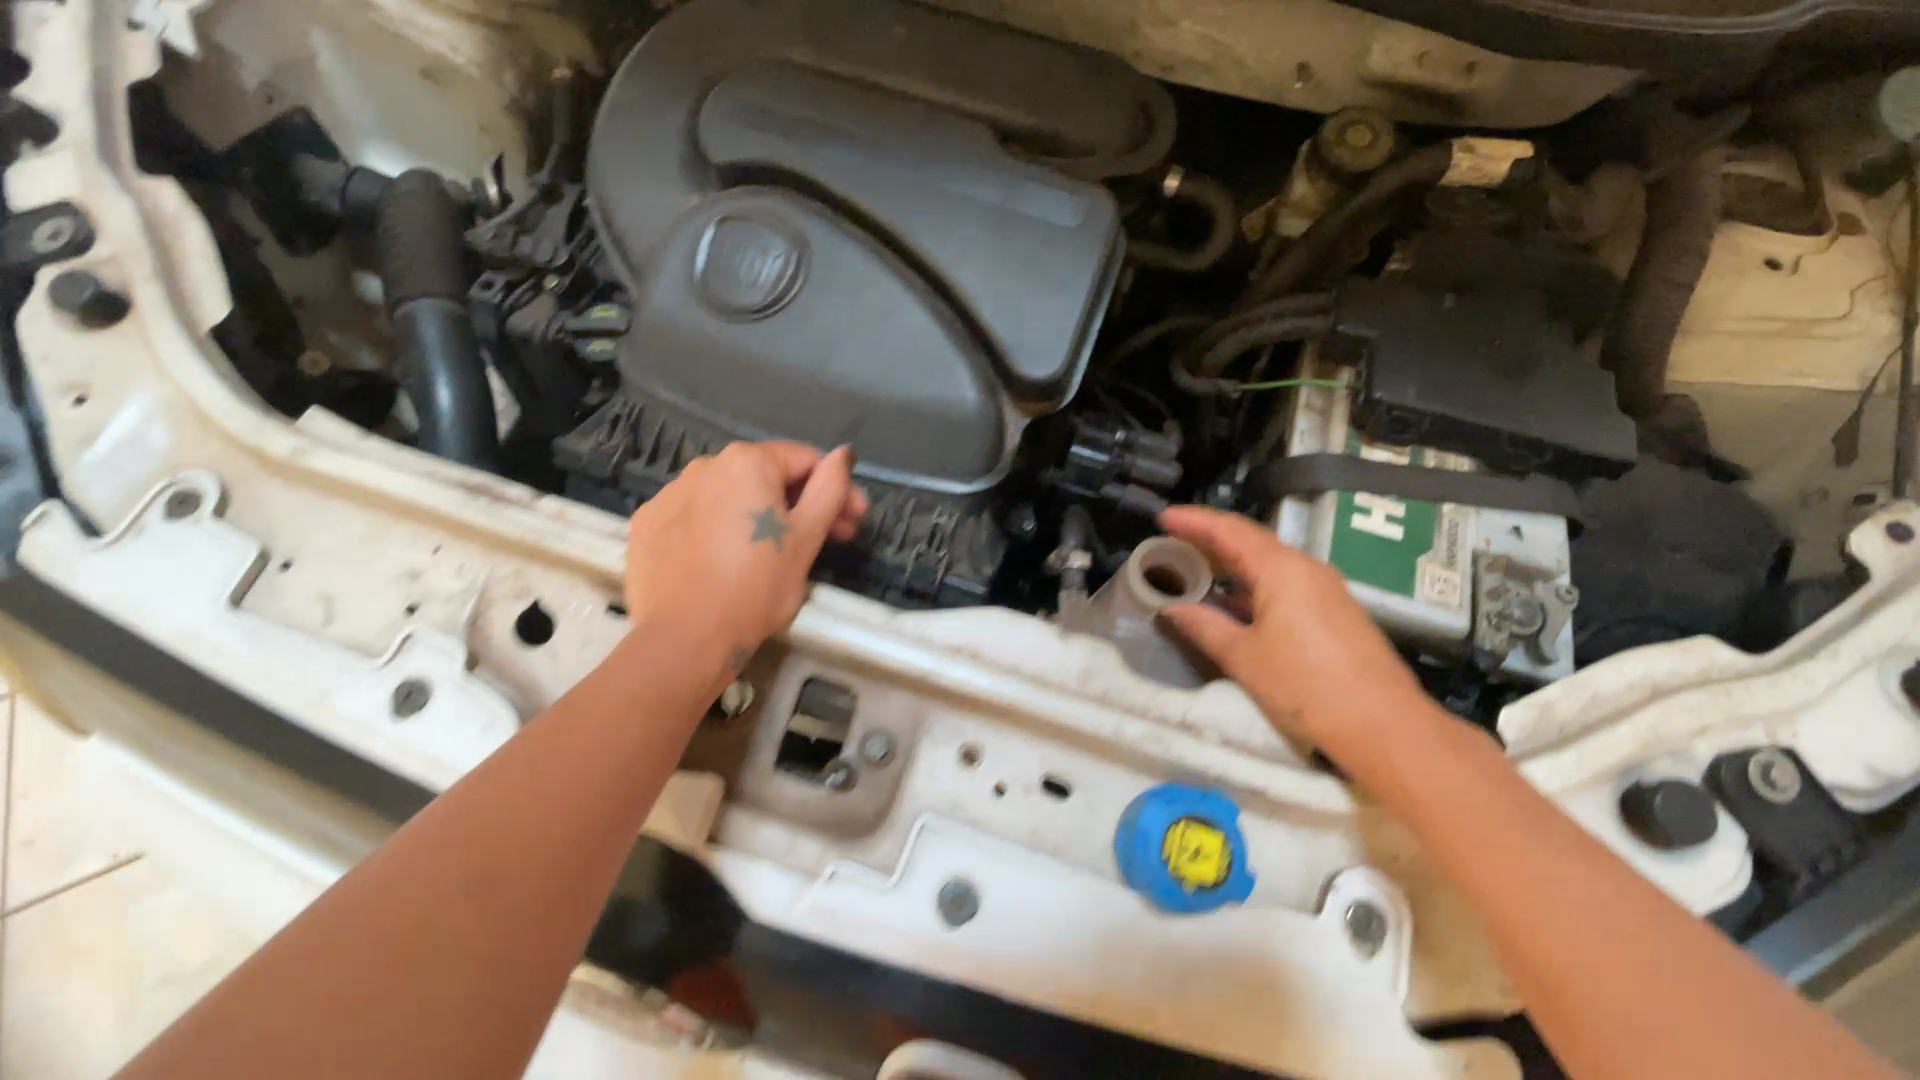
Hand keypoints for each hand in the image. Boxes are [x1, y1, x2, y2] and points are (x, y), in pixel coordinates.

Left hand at [623, 441, 867, 686]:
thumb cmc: (757, 586)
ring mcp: (669, 494)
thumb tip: (844, 453)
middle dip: (799, 504)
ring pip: (727, 496)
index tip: (853, 522)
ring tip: (771, 554)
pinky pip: (694, 517)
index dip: (837, 489)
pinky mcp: (646, 525)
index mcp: (748, 462)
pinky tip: (725, 561)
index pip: (805, 460)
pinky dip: (716, 530)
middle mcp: (704, 465)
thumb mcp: (806, 539)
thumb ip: (829, 489)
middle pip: (764, 476)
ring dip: (757, 515)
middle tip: (827, 540)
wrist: (685, 638)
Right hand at [1157, 505, 1434, 753]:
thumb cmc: (1306, 686)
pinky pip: (1285, 585)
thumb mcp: (1244, 658)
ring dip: (1231, 566)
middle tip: (1172, 544)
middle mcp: (1307, 569)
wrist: (1383, 724)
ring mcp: (1325, 590)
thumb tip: (1172, 609)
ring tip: (1194, 571)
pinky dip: (1252, 586)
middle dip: (1210, 542)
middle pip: (1251, 543)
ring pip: (1269, 565)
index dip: (1194, 521)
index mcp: (1282, 569)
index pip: (1230, 530)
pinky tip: (1232, 604)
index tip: (1164, 518)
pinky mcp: (1334, 612)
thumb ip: (1204, 627)